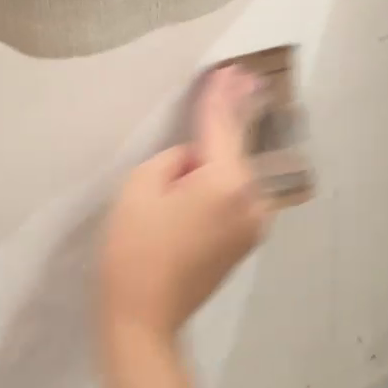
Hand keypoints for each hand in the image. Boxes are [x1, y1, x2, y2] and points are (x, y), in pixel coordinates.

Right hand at [99, 66, 270, 340]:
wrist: (143, 319)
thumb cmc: (133, 249)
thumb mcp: (141, 185)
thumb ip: (176, 159)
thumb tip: (197, 163)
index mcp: (227, 181)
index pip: (222, 126)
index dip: (220, 95)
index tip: (229, 69)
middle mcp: (252, 199)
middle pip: (241, 144)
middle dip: (240, 108)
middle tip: (246, 76)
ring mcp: (254, 222)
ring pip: (240, 170)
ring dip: (234, 141)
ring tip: (236, 101)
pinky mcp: (246, 240)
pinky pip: (238, 192)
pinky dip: (231, 170)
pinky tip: (224, 151)